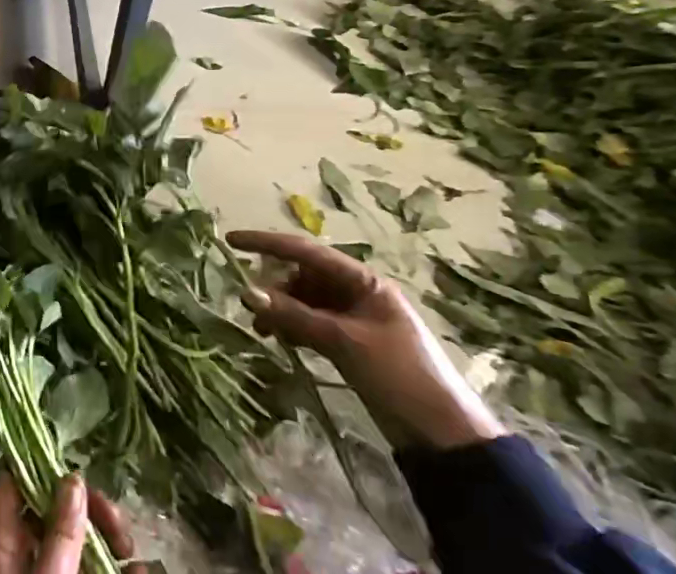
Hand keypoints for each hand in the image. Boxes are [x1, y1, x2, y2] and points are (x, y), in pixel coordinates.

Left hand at [0, 473, 133, 573]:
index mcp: (4, 548)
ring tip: (129, 548)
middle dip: (87, 504)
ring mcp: (53, 572)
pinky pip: (99, 568)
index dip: (32, 462)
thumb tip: (73, 478)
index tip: (65, 451)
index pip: (9, 486)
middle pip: (53, 509)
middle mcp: (26, 557)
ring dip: (109, 534)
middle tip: (113, 519)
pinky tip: (140, 569)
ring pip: (80, 538)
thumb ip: (59, 535)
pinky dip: (122, 566)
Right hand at [227, 231, 503, 450]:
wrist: (444, 435)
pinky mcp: (349, 343)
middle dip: (273, 287)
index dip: (267, 243)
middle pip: (302, 276)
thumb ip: (295, 315)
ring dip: (281, 311)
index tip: (231, 240)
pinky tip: (280, 340)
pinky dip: (293, 327)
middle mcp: (356, 292)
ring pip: (304, 301)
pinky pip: (310, 323)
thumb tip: (247, 292)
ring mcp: (353, 318)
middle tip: (250, 308)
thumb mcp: (344, 341)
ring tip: (263, 331)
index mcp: (363, 281)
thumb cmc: (400, 375)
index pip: (306, 251)